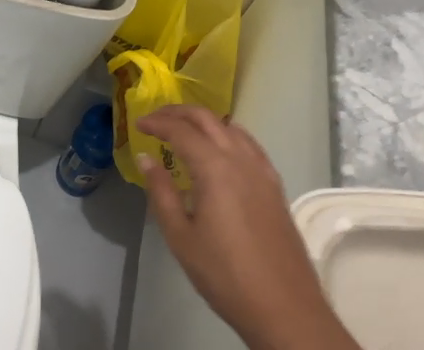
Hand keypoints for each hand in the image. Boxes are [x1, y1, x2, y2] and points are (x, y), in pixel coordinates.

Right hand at [136, 106, 359, 349]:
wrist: (285, 309)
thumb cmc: (226, 275)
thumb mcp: (181, 237)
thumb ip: (161, 192)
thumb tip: (146, 158)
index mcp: (215, 168)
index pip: (181, 130)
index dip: (156, 122)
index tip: (138, 124)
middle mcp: (240, 160)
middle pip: (207, 119)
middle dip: (178, 113)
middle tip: (155, 120)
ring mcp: (263, 171)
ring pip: (231, 127)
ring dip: (204, 121)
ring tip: (184, 131)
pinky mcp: (276, 186)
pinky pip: (249, 145)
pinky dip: (228, 135)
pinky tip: (221, 151)